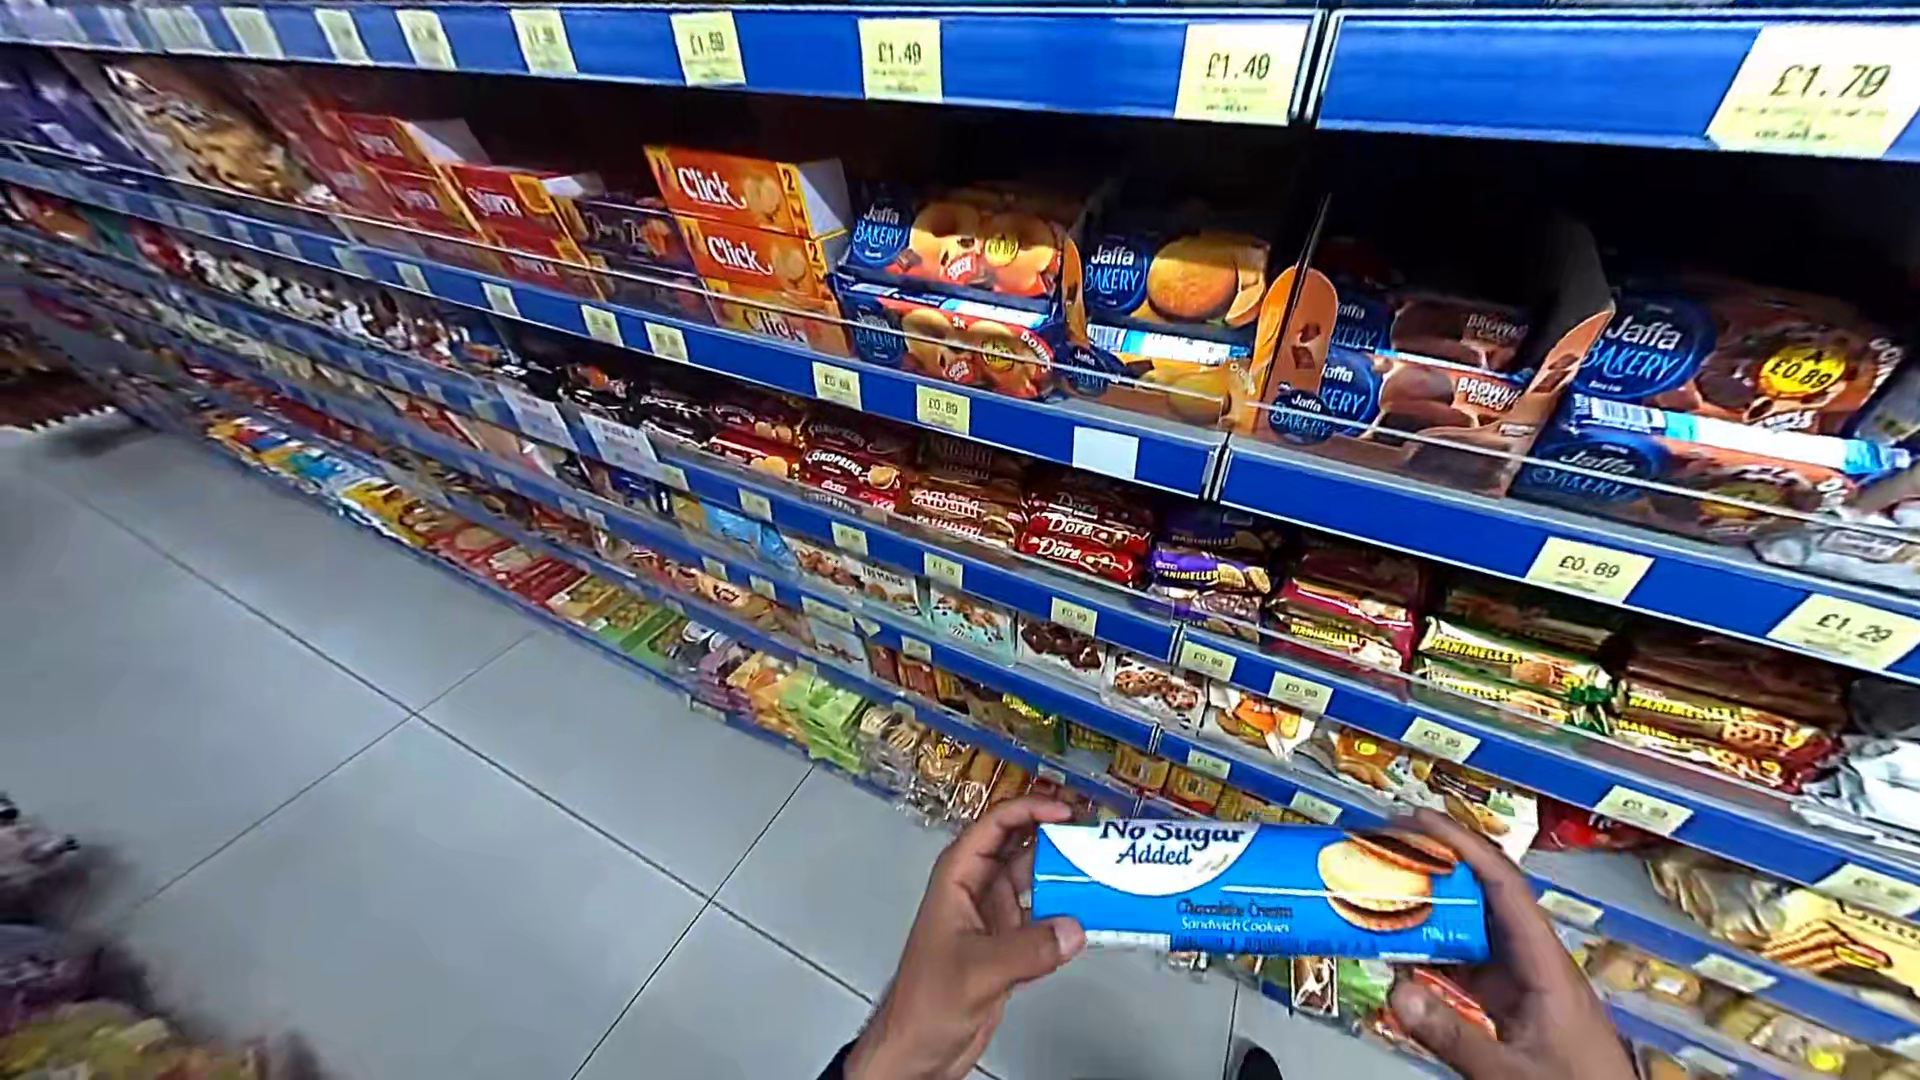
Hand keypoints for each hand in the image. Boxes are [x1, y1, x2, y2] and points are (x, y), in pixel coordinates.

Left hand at [846, 796, 1086, 1079]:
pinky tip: (1088, 911)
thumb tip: (1073, 929)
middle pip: (1019, 843)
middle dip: (1053, 833)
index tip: (1063, 811)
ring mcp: (995, 910)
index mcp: (959, 871)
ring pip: (1034, 877)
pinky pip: (1043, 912)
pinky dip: (1064, 909)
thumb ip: (1027, 948)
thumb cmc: (927, 998)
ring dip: (1062, 872)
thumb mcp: (977, 968)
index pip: (996, 824)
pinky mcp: (1010, 939)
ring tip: (1096, 865)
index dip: (1029, 809)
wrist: (919, 1049)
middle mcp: (979, 883)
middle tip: (1089, 831)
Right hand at [1388, 809, 1633, 1079]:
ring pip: (1469, 924)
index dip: (1462, 844)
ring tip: (1384, 883)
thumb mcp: (1516, 1077)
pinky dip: (1428, 942)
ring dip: (1427, 901)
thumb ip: (1455, 1037)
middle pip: (1482, 895)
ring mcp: (1523, 983)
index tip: (1418, 818)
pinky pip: (1463, 956)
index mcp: (1548, 967)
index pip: (1504, 886)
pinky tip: (1397, 944)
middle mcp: (1535, 964)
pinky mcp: (1511, 1003)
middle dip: (1435, 863)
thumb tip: (1394, 991)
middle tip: (1388, 843)